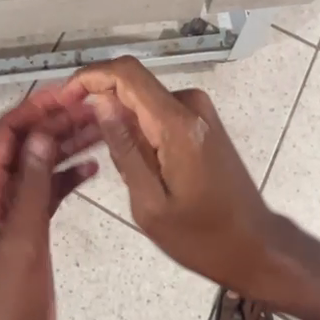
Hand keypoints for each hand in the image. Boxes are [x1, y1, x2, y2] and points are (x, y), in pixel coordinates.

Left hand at [0, 87, 100, 319]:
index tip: (65, 93)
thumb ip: (31, 185)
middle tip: (91, 107)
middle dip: (56, 122)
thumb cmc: (5, 301)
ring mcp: (14, 210)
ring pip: (41, 164)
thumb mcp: (21, 239)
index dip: (33, 109)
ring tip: (100, 128)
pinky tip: (93, 166)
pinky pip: (50, 190)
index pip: (5, 135)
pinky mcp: (31, 228)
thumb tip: (41, 134)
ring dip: (67, 145)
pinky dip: (70, 176)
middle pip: (26, 144)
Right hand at [70, 57, 291, 300]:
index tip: (64, 96)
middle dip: (97, 99)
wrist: (255, 245)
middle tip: (69, 131)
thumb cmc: (201, 237)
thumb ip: (124, 148)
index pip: (127, 74)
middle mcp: (190, 104)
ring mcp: (199, 109)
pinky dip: (135, 124)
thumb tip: (100, 100)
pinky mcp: (201, 119)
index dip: (90, 76)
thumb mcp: (150, 204)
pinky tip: (125, 155)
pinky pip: (156, 109)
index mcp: (177, 123)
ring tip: (96, 151)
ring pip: (141, 98)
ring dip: (116, 115)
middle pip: (132, 83)